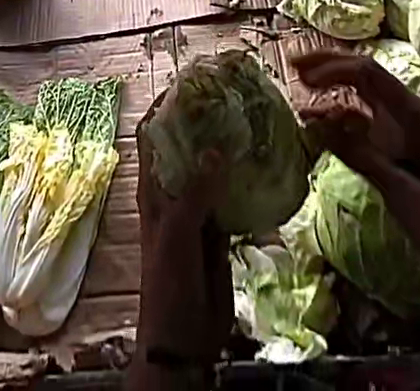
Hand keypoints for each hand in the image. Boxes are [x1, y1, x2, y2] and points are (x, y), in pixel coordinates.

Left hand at [131, 98, 231, 364]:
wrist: (185, 335)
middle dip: (204, 123)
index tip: (187, 84)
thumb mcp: (177, 232)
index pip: (152, 135)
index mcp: (154, 187)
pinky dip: (246, 181)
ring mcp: (199, 209)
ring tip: (253, 123)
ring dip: (228, 150)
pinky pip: (233, 197)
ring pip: (212, 170)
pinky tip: (266, 166)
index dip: (164, 108)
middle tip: (232, 99)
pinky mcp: (220, 228)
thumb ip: (196, 192)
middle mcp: (175, 191)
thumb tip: (216, 149)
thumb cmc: (169, 279)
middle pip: (187, 147)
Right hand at [292, 50, 419, 281]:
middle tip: (293, 67)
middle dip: (327, 66)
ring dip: (330, 88)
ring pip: (360, 94)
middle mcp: (408, 114)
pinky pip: (360, 121)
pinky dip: (336, 118)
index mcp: (417, 116)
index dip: (333, 69)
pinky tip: (314, 124)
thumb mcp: (403, 192)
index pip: (369, 73)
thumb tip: (312, 123)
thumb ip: (359, 154)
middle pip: (363, 74)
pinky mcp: (393, 146)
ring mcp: (401, 129)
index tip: (303, 80)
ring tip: (298, 87)